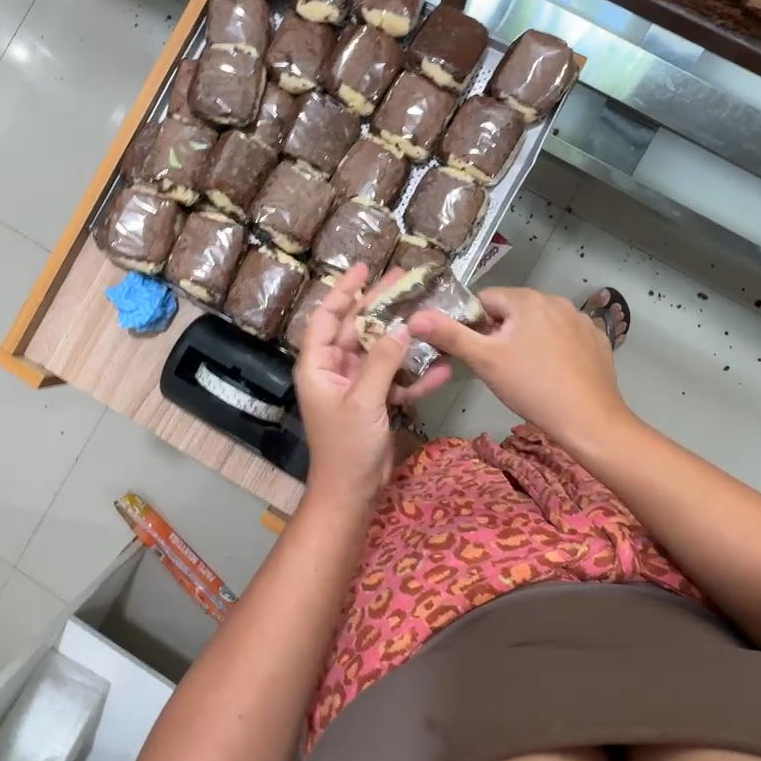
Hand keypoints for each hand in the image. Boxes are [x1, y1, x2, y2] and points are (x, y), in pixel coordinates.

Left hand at [294, 265, 451, 503]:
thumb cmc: (347, 446)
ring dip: (403, 336)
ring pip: (380, 350)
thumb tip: (402, 326)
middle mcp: (334, 369)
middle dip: (380, 304)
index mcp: (318, 364)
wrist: (352, 492)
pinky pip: (395, 379)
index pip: (327, 316)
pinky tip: (442, 367)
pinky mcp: (375, 401)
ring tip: (429, 311)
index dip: (344, 290)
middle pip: (357, 327)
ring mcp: (355, 385)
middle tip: (405, 278)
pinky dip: (415, 375)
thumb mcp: (364, 400)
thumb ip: (383, 361)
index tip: (364, 268)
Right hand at [409, 286, 635, 445]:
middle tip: (496, 366)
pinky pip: (564, 336)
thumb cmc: (531, 387)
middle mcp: (556, 300)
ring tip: (525, 373)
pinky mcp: (597, 339)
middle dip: (500, 332)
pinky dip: (554, 349)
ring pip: (539, 323)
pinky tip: (553, 374)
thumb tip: (414, 316)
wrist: (590, 420)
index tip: (474, 352)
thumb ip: (449, 335)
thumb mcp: (484, 361)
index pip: (484, 300)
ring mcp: (580, 319)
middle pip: (513, 310)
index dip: (472, 324)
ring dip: (527, 339)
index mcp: (526, 299)